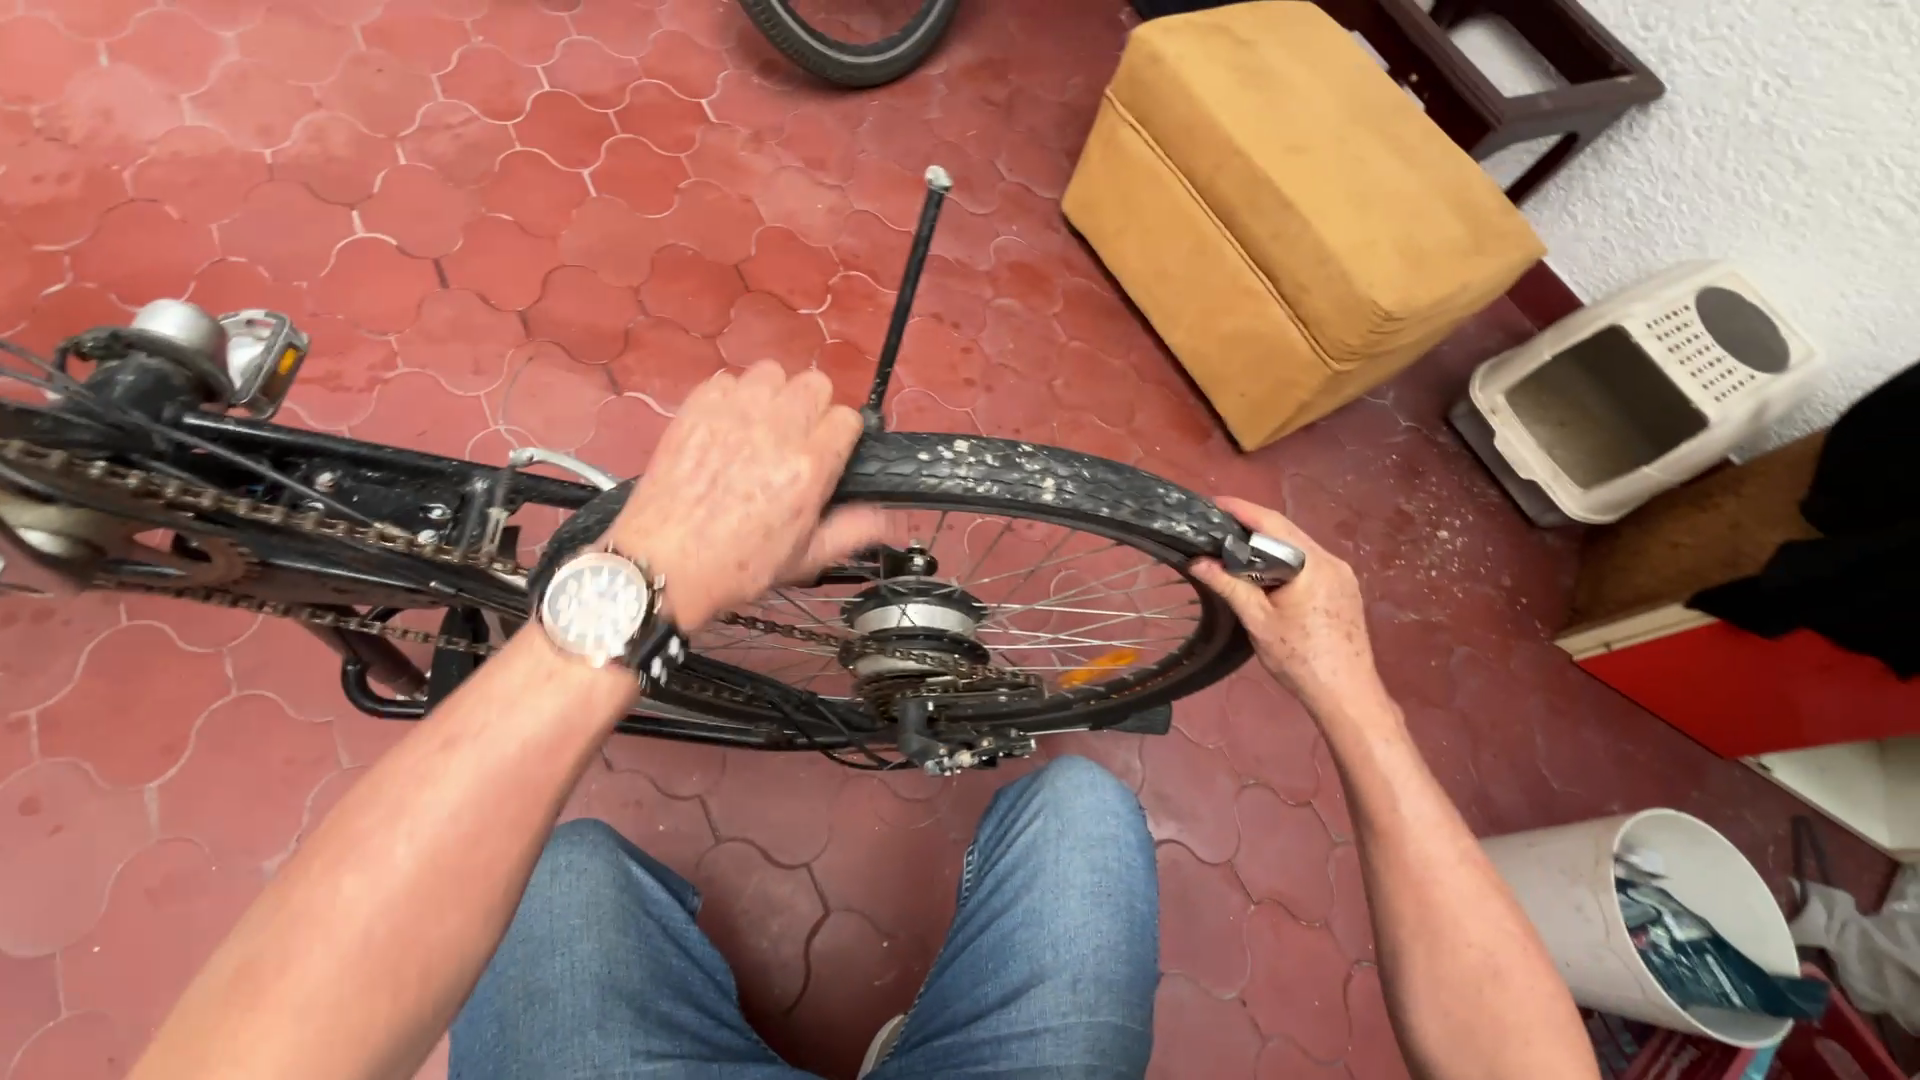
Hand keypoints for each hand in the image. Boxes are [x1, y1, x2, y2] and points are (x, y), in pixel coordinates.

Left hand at [605, 362, 887, 627]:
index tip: (829, 453)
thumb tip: (887, 517)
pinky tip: (727, 427)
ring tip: (763, 426)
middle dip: (813, 408)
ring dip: (774, 394)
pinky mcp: (695, 408)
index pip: (847, 418)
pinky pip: (726, 380)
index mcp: (809, 467)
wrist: (664, 564)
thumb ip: (851, 530)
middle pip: (815, 384)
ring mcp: (732, 413)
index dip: (841, 436)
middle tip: (797, 438)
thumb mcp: (805, 559)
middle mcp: (776, 430)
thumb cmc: (736, 567)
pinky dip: (732, 397)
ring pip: (772, 373)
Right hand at [1189, 496, 1383, 708]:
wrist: (1347, 694)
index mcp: (1312, 564)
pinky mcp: (1344, 588)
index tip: (1213, 504)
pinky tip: (1263, 571)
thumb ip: (1229, 585)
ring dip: (1267, 545)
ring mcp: (1342, 574)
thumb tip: (1198, 562)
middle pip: (1287, 532)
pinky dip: (1283, 560)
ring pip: (1298, 547)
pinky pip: (1309, 562)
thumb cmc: (1300, 658)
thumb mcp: (1258, 621)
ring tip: (1233, 547)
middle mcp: (1332, 561)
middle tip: (1216, 525)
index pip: (1272, 523)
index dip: (1241, 509)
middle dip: (1252, 525)